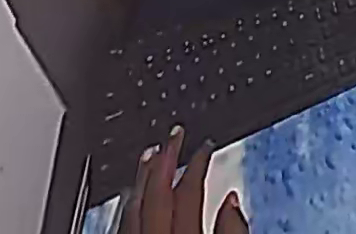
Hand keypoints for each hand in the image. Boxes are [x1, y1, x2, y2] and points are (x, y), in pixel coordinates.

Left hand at [123, 126, 249, 233]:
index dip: (198, 161)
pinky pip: (122, 225)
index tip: (207, 143)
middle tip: (175, 131)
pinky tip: (132, 193)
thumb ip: (233, 232)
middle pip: (157, 193)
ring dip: (143, 176)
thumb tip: (233, 200)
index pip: (189, 190)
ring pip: (134, 207)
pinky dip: (128, 203)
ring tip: (151, 152)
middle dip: (167, 157)